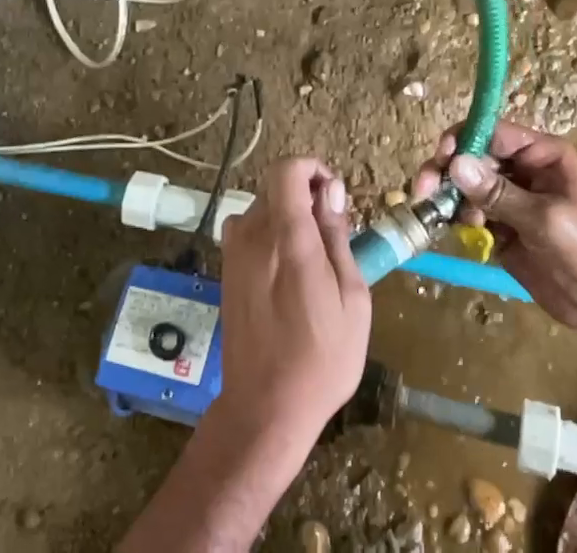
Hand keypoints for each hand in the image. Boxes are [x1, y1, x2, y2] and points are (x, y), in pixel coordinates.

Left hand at [214, 158, 370, 443]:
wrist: (267, 407)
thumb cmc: (323, 358)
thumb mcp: (352, 297)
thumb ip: (337, 238)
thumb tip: (331, 192)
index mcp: (287, 240)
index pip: (285, 171)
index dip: (311, 169)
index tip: (334, 194)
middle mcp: (252, 238)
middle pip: (273, 188)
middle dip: (305, 195)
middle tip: (333, 231)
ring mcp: (233, 256)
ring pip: (259, 210)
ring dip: (286, 217)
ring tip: (313, 256)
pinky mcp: (225, 274)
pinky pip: (246, 235)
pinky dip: (268, 236)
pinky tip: (287, 272)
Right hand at [414, 121, 576, 332]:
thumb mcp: (545, 219)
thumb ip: (498, 192)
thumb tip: (455, 164)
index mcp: (543, 154)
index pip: (494, 133)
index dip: (464, 141)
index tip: (441, 159)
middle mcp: (524, 170)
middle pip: (473, 158)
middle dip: (447, 171)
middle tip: (424, 192)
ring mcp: (511, 200)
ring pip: (466, 186)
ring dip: (449, 198)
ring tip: (445, 218)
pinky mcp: (501, 229)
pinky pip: (470, 214)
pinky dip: (458, 219)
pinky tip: (458, 231)